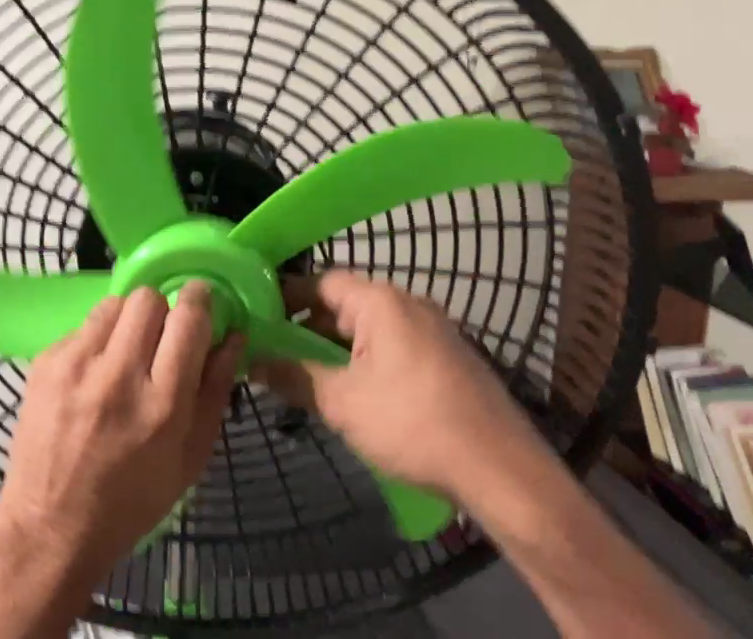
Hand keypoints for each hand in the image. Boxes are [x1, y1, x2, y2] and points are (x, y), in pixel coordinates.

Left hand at [0, 284, 242, 578]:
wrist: (50, 525)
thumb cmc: (132, 500)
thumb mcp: (191, 458)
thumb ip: (215, 391)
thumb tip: (233, 336)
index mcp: (162, 403)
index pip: (188, 319)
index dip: (199, 300)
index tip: (201, 300)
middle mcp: (117, 374)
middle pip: (148, 299)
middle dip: (162, 310)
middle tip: (161, 337)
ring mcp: (75, 364)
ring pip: (113, 304)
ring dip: (128, 320)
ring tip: (125, 353)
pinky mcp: (45, 362)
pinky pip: (82, 327)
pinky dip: (96, 341)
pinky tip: (93, 375)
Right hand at [251, 270, 546, 500]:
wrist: (501, 470)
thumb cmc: (412, 424)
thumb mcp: (342, 402)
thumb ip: (294, 376)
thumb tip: (251, 362)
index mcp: (381, 302)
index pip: (321, 281)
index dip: (286, 297)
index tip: (256, 318)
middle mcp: (410, 304)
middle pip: (346, 303)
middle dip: (308, 327)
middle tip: (274, 353)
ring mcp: (435, 331)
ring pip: (371, 329)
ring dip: (337, 348)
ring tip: (306, 377)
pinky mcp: (450, 359)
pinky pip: (395, 347)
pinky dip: (367, 360)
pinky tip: (354, 393)